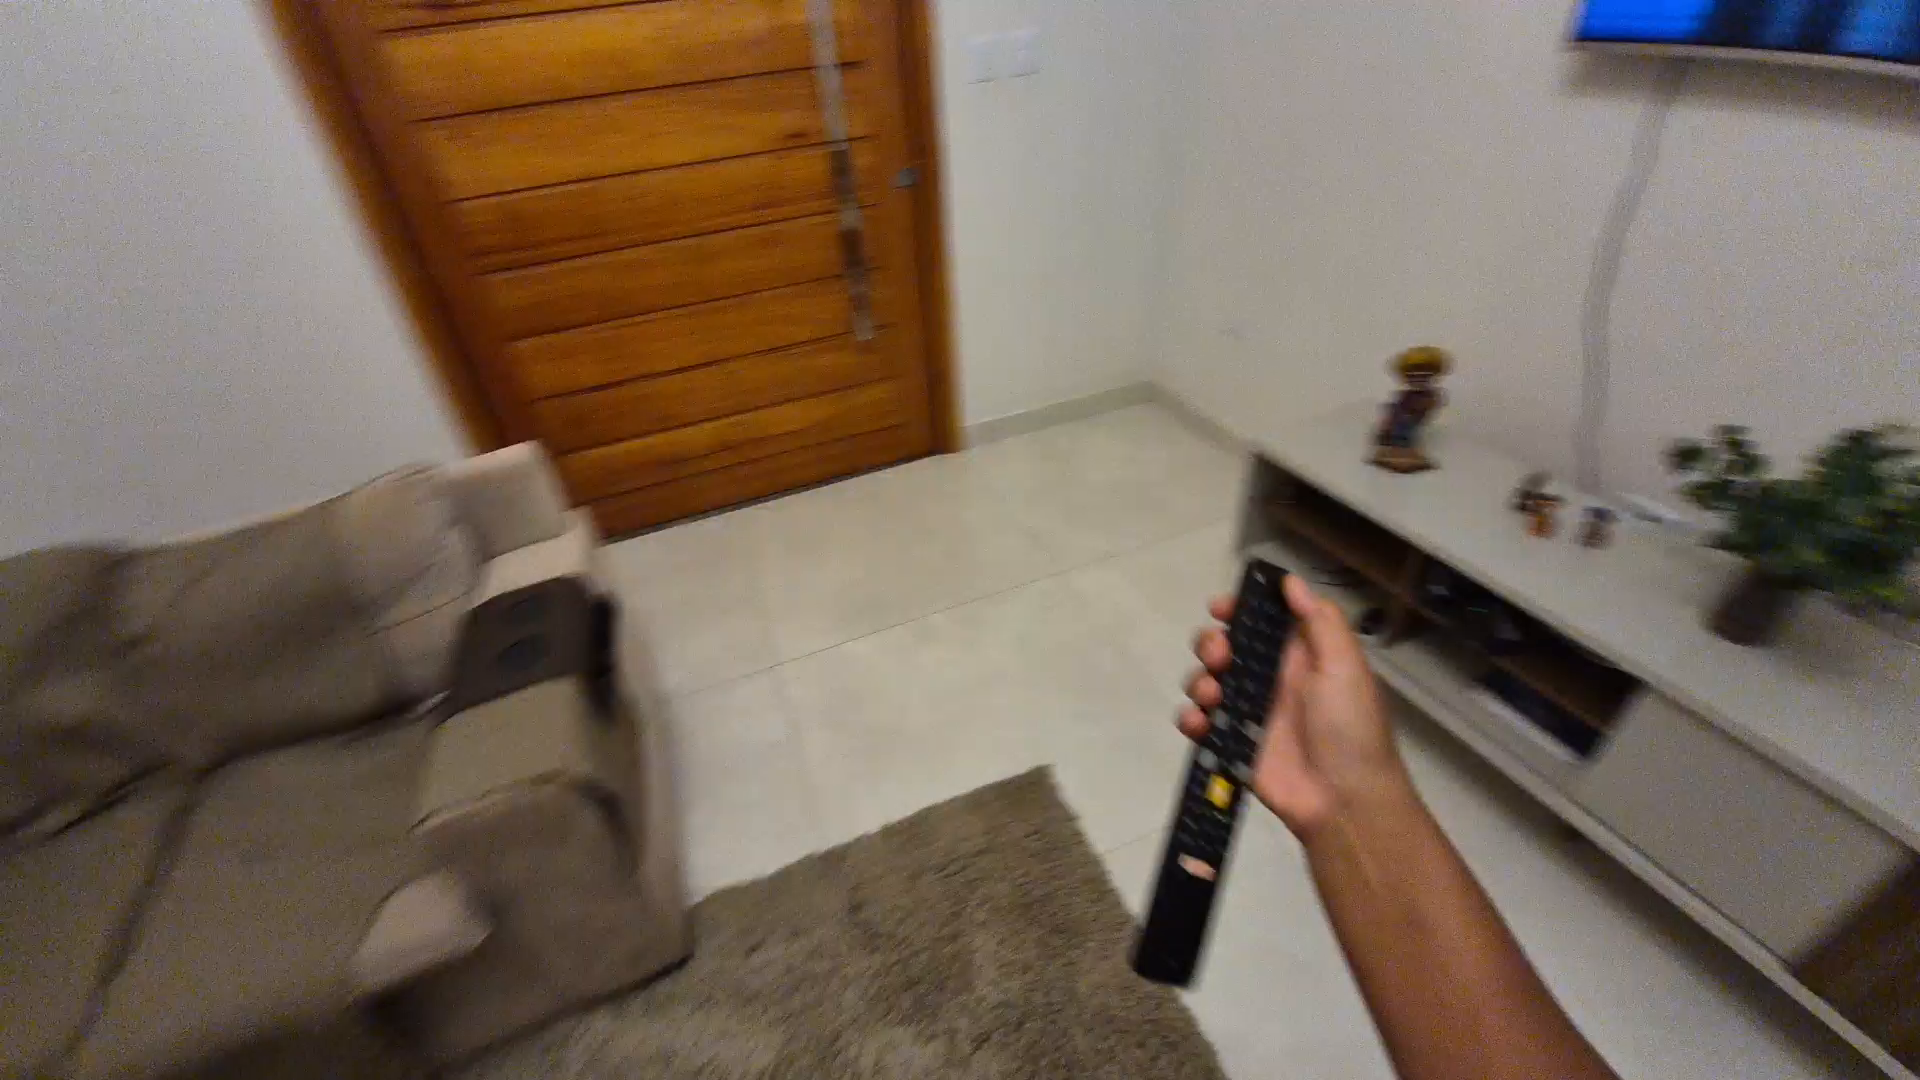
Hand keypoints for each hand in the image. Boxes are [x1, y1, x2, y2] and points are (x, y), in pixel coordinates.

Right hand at [1177, 575, 1412, 838]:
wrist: (1343, 800)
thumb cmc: (1350, 729)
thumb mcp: (1347, 668)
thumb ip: (1320, 622)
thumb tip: (1290, 581)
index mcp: (1296, 658)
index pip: (1259, 621)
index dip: (1237, 610)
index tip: (1222, 609)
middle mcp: (1267, 679)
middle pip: (1223, 647)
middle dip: (1211, 644)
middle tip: (1220, 657)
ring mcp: (1246, 711)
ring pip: (1204, 680)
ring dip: (1199, 680)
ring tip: (1212, 697)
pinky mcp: (1229, 742)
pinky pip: (1197, 721)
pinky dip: (1190, 717)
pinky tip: (1199, 723)